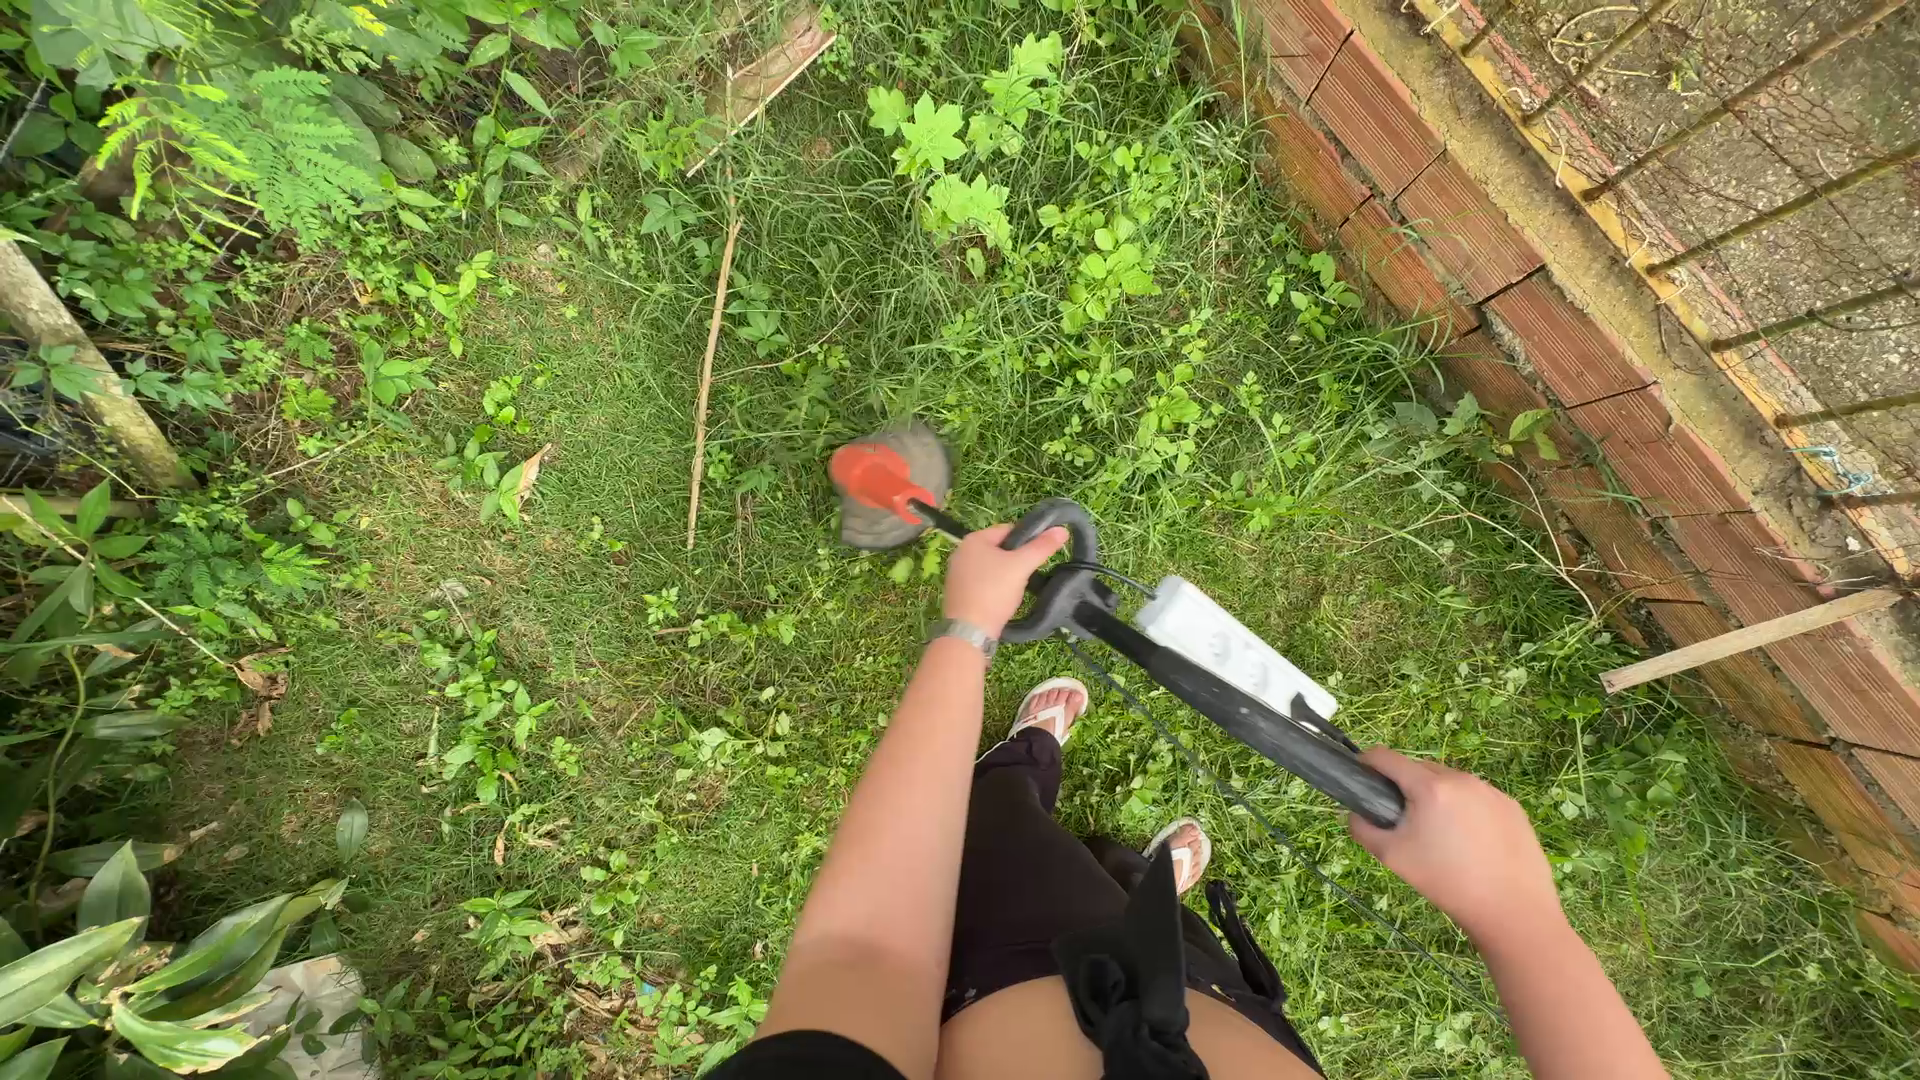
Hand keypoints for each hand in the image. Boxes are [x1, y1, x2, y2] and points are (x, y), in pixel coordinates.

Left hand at [942, 524, 1068, 636]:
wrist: (969, 630)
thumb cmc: (994, 590)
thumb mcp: (1021, 566)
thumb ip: (1042, 547)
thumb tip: (1062, 530)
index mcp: (973, 539)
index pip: (1007, 530)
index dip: (1027, 540)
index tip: (1038, 555)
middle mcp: (961, 552)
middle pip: (999, 549)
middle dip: (1016, 559)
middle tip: (1028, 574)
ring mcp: (957, 573)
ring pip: (991, 567)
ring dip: (1006, 574)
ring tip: (1017, 588)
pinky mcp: (958, 592)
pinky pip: (982, 582)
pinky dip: (994, 587)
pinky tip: (1002, 599)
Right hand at [1348, 747, 1563, 945]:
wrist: (1515, 914)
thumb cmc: (1446, 883)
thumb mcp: (1390, 856)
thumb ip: (1361, 827)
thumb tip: (1357, 813)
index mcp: (1431, 787)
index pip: (1385, 756)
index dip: (1366, 764)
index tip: (1363, 782)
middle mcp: (1462, 779)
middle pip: (1418, 768)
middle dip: (1404, 786)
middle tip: (1405, 821)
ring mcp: (1492, 792)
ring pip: (1448, 782)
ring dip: (1435, 796)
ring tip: (1441, 835)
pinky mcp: (1513, 808)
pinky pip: (1475, 796)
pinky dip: (1464, 808)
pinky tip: (1470, 841)